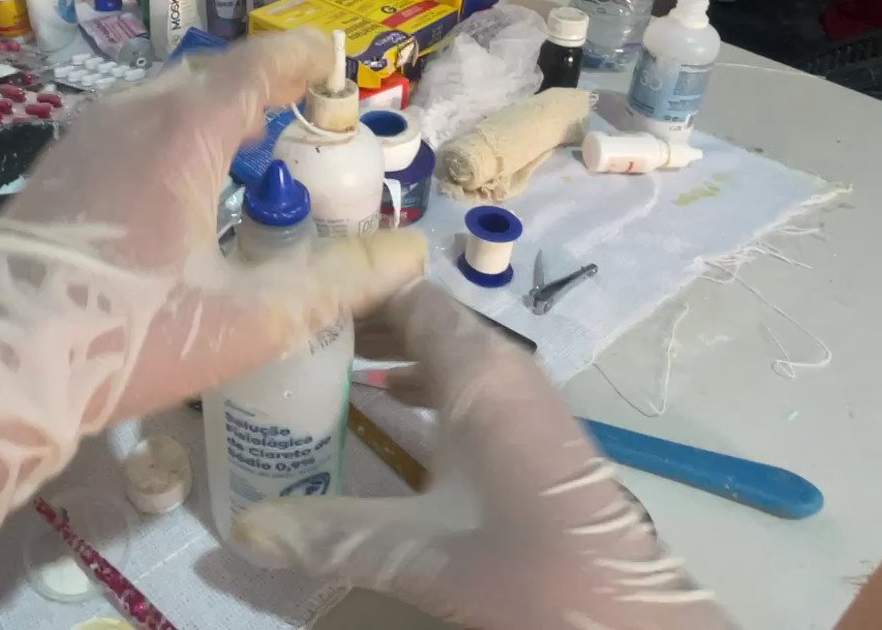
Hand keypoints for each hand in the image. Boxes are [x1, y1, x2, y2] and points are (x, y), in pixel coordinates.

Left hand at [0, 25, 428, 423]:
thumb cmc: (129, 337)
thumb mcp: (246, 319)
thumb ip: (335, 281)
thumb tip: (411, 253)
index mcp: (183, 133)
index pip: (255, 65)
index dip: (301, 57)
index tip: (334, 62)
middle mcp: (134, 114)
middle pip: (213, 74)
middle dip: (264, 84)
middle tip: (304, 114)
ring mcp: (89, 133)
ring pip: (169, 94)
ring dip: (219, 106)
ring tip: (254, 141)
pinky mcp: (63, 160)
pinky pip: (134, 119)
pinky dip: (177, 126)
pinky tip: (185, 174)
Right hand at [234, 283, 729, 629]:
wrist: (637, 621)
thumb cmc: (529, 570)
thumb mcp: (421, 552)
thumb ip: (329, 535)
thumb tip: (244, 529)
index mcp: (476, 370)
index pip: (408, 293)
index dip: (354, 286)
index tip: (299, 294)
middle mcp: (501, 364)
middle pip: (424, 313)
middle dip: (364, 316)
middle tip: (301, 331)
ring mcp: (522, 390)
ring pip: (447, 342)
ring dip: (393, 345)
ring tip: (333, 361)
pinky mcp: (532, 419)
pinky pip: (466, 371)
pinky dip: (423, 374)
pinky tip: (388, 404)